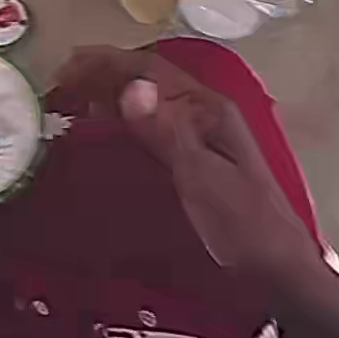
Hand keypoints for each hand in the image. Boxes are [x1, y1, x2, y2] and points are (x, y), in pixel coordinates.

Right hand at [51, 47, 338, 337]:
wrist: (280, 276)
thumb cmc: (242, 228)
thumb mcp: (202, 181)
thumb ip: (167, 133)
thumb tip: (130, 87)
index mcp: (207, 108)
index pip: (150, 68)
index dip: (105, 62)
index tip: (66, 68)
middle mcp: (202, 110)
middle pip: (145, 77)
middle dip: (100, 73)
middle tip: (58, 85)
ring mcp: (198, 131)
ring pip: (145, 96)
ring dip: (106, 91)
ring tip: (70, 100)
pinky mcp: (193, 153)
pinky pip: (148, 120)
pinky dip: (118, 115)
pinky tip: (101, 126)